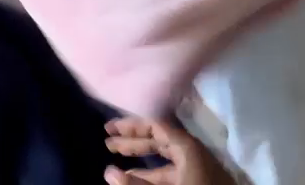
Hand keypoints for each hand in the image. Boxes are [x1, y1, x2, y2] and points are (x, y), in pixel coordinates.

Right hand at [103, 117, 226, 184]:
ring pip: (162, 160)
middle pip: (157, 140)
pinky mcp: (197, 182)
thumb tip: (108, 172)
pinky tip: (135, 182)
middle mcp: (191, 152)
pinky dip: (152, 177)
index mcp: (187, 146)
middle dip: (132, 142)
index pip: (155, 125)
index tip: (109, 128)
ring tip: (115, 166)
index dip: (130, 125)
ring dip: (139, 163)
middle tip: (107, 142)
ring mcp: (195, 168)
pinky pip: (170, 174)